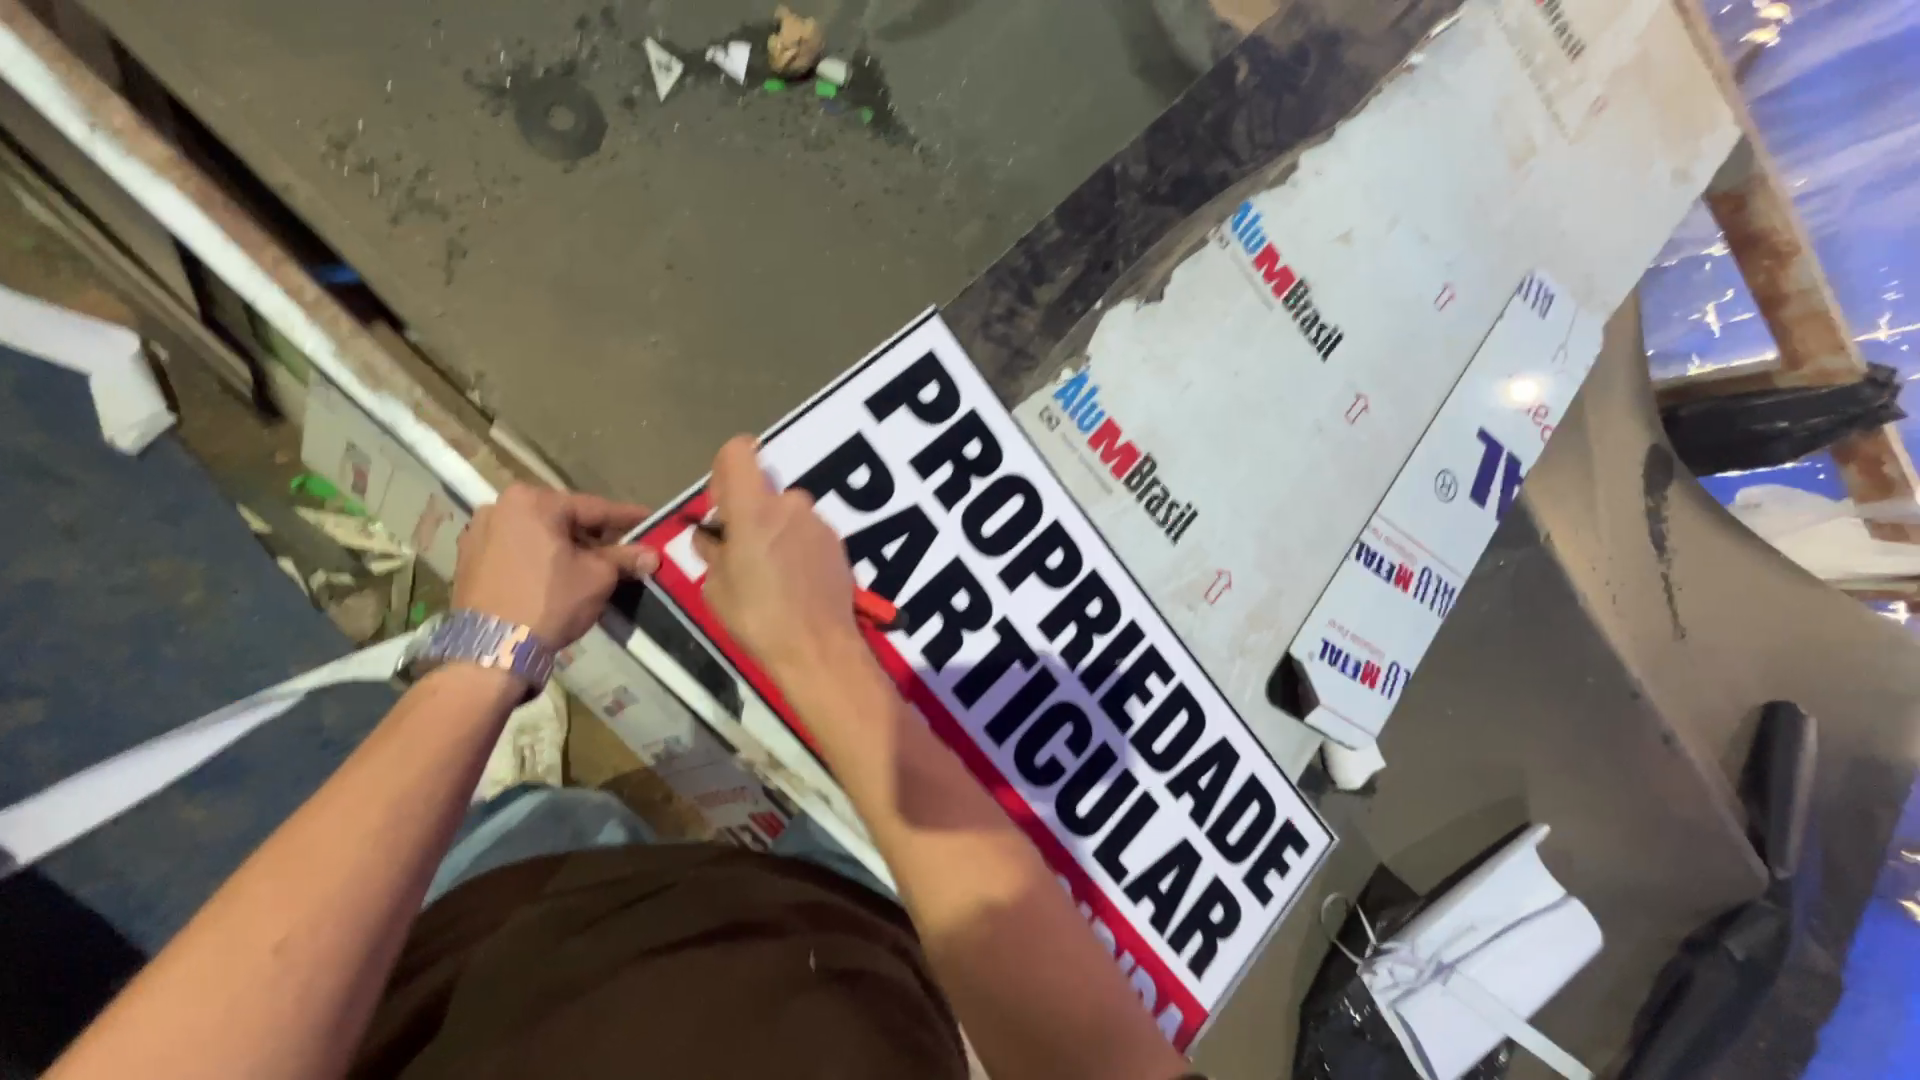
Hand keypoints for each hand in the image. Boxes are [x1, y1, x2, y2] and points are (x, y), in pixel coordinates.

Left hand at [453, 485, 658, 645]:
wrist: (493, 648)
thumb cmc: (550, 601)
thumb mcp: (598, 577)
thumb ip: (625, 558)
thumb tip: (652, 554)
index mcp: (533, 501)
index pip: (594, 507)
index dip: (627, 517)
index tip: (650, 520)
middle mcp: (501, 506)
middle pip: (563, 518)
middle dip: (593, 533)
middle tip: (622, 547)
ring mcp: (479, 532)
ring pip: (538, 534)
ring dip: (565, 546)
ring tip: (591, 563)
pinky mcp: (468, 559)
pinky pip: (517, 550)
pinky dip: (540, 557)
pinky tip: (557, 575)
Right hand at [694, 436, 861, 680]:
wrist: (817, 647)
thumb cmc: (757, 617)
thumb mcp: (715, 586)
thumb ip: (712, 550)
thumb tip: (714, 538)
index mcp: (754, 508)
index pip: (738, 451)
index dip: (726, 471)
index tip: (724, 505)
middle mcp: (791, 505)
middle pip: (764, 491)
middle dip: (751, 514)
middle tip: (743, 554)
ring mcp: (820, 523)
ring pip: (788, 514)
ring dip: (777, 532)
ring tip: (772, 575)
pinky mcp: (839, 543)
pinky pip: (808, 533)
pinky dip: (798, 547)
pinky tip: (796, 582)